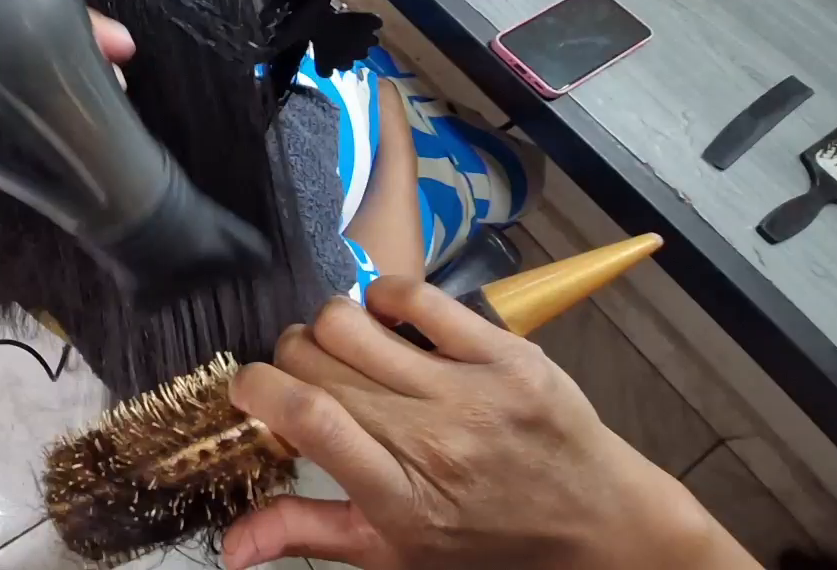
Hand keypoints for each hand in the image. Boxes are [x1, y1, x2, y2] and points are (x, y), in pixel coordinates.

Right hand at [223, 278, 752, 569]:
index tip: (246, 389)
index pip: (307, 416)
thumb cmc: (486, 547)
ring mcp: (471, 390)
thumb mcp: (392, 557)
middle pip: (311, 357)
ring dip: (326, 331)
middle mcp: (432, 439)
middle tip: (308, 380)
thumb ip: (304, 535)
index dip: (256, 387)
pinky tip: (390, 328)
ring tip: (350, 355)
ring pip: (343, 318)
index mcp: (400, 497)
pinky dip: (378, 300)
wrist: (609, 529)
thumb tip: (227, 547)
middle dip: (288, 361)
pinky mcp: (503, 351)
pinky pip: (405, 293)